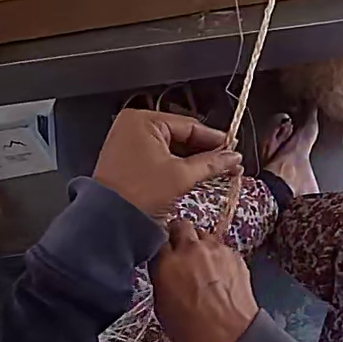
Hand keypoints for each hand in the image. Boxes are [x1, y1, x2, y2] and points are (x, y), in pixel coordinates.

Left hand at [93, 109, 241, 219]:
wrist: (109, 221)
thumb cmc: (137, 194)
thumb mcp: (181, 176)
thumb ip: (211, 163)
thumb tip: (232, 157)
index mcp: (143, 120)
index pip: (190, 125)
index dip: (215, 140)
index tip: (233, 149)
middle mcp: (134, 127)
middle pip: (181, 136)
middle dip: (206, 152)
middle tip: (229, 163)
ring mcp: (130, 144)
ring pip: (172, 149)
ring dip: (195, 161)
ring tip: (218, 171)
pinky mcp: (129, 161)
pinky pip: (161, 159)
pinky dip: (179, 167)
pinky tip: (197, 176)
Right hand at [151, 218, 258, 341]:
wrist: (233, 339)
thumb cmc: (194, 333)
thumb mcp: (163, 308)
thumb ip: (161, 279)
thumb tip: (164, 270)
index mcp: (167, 264)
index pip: (156, 240)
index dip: (160, 248)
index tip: (162, 255)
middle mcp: (191, 250)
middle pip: (180, 225)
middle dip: (179, 235)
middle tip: (180, 251)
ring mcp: (215, 250)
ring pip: (203, 234)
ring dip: (200, 245)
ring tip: (202, 265)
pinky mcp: (235, 255)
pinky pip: (222, 247)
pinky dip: (218, 256)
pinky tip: (219, 275)